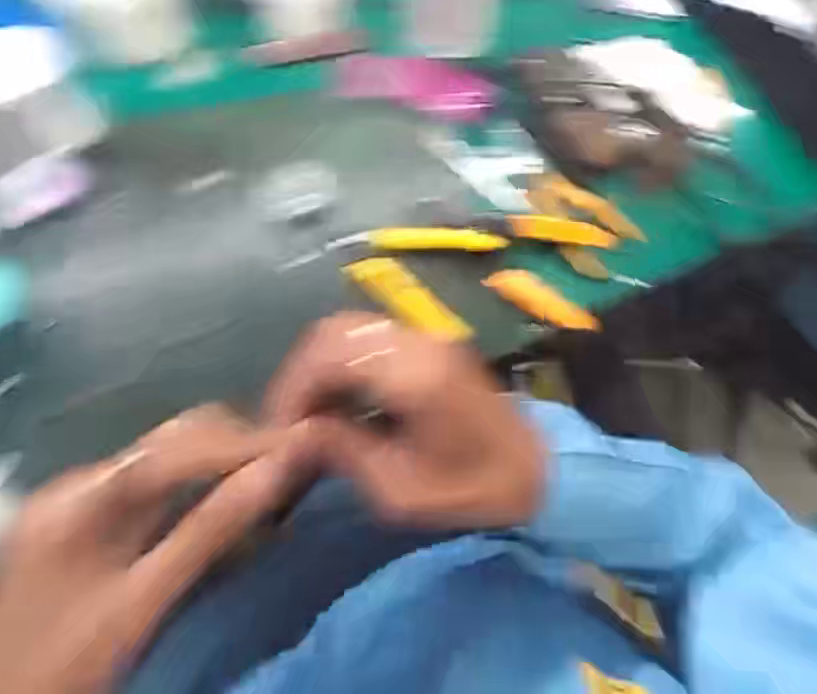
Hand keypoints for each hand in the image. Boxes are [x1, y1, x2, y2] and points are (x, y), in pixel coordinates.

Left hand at [0, 406, 308, 693]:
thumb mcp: (139, 609)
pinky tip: (218, 512)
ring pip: (163, 462)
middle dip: (233, 446)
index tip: (299, 447)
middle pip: (170, 442)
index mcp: (81, 497)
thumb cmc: (61, 678)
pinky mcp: (75, 530)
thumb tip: (279, 469)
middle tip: (288, 468)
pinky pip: (148, 492)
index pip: (178, 446)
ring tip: (265, 485)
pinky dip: (191, 493)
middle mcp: (75, 485)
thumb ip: (209, 534)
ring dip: (216, 466)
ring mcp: (71, 506)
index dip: (243, 444)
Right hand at [265, 312, 544, 529]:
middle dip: (301, 371)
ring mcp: (425, 335)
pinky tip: (338, 396)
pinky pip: (369, 334)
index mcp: (414, 374)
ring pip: (350, 326)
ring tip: (308, 410)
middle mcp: (417, 341)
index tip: (279, 427)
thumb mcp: (401, 490)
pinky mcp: (428, 341)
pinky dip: (341, 358)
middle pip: (335, 328)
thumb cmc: (473, 489)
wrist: (538, 468)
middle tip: (288, 419)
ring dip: (320, 362)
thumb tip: (296, 432)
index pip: (332, 353)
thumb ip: (344, 452)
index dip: (294, 385)